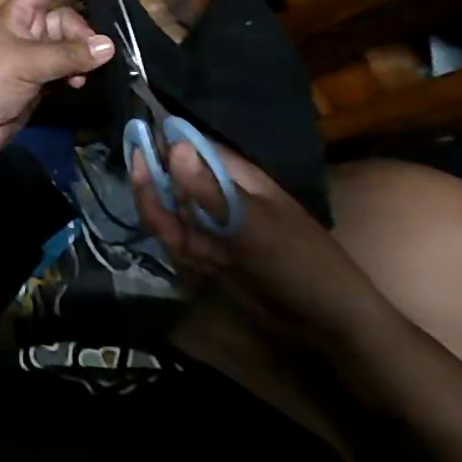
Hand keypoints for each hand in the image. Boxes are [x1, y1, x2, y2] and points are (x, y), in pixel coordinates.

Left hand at [0, 0, 114, 159]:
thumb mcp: (27, 61)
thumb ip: (69, 54)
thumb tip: (109, 46)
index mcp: (18, 14)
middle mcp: (27, 31)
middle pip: (65, 20)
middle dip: (82, 32)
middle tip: (96, 51)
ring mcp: (33, 58)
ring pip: (69, 47)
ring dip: (82, 57)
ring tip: (87, 72)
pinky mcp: (38, 83)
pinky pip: (66, 70)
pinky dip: (76, 74)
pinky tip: (80, 83)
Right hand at [132, 136, 371, 343]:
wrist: (328, 324)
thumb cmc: (299, 261)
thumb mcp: (253, 225)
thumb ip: (210, 191)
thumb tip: (174, 146)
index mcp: (238, 177)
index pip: (194, 147)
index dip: (165, 140)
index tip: (134, 137)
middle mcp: (222, 198)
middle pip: (177, 179)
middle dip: (154, 179)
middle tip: (134, 172)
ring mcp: (215, 229)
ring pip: (174, 212)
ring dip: (159, 210)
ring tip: (152, 206)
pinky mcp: (211, 259)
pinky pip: (181, 242)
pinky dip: (172, 240)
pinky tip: (172, 240)